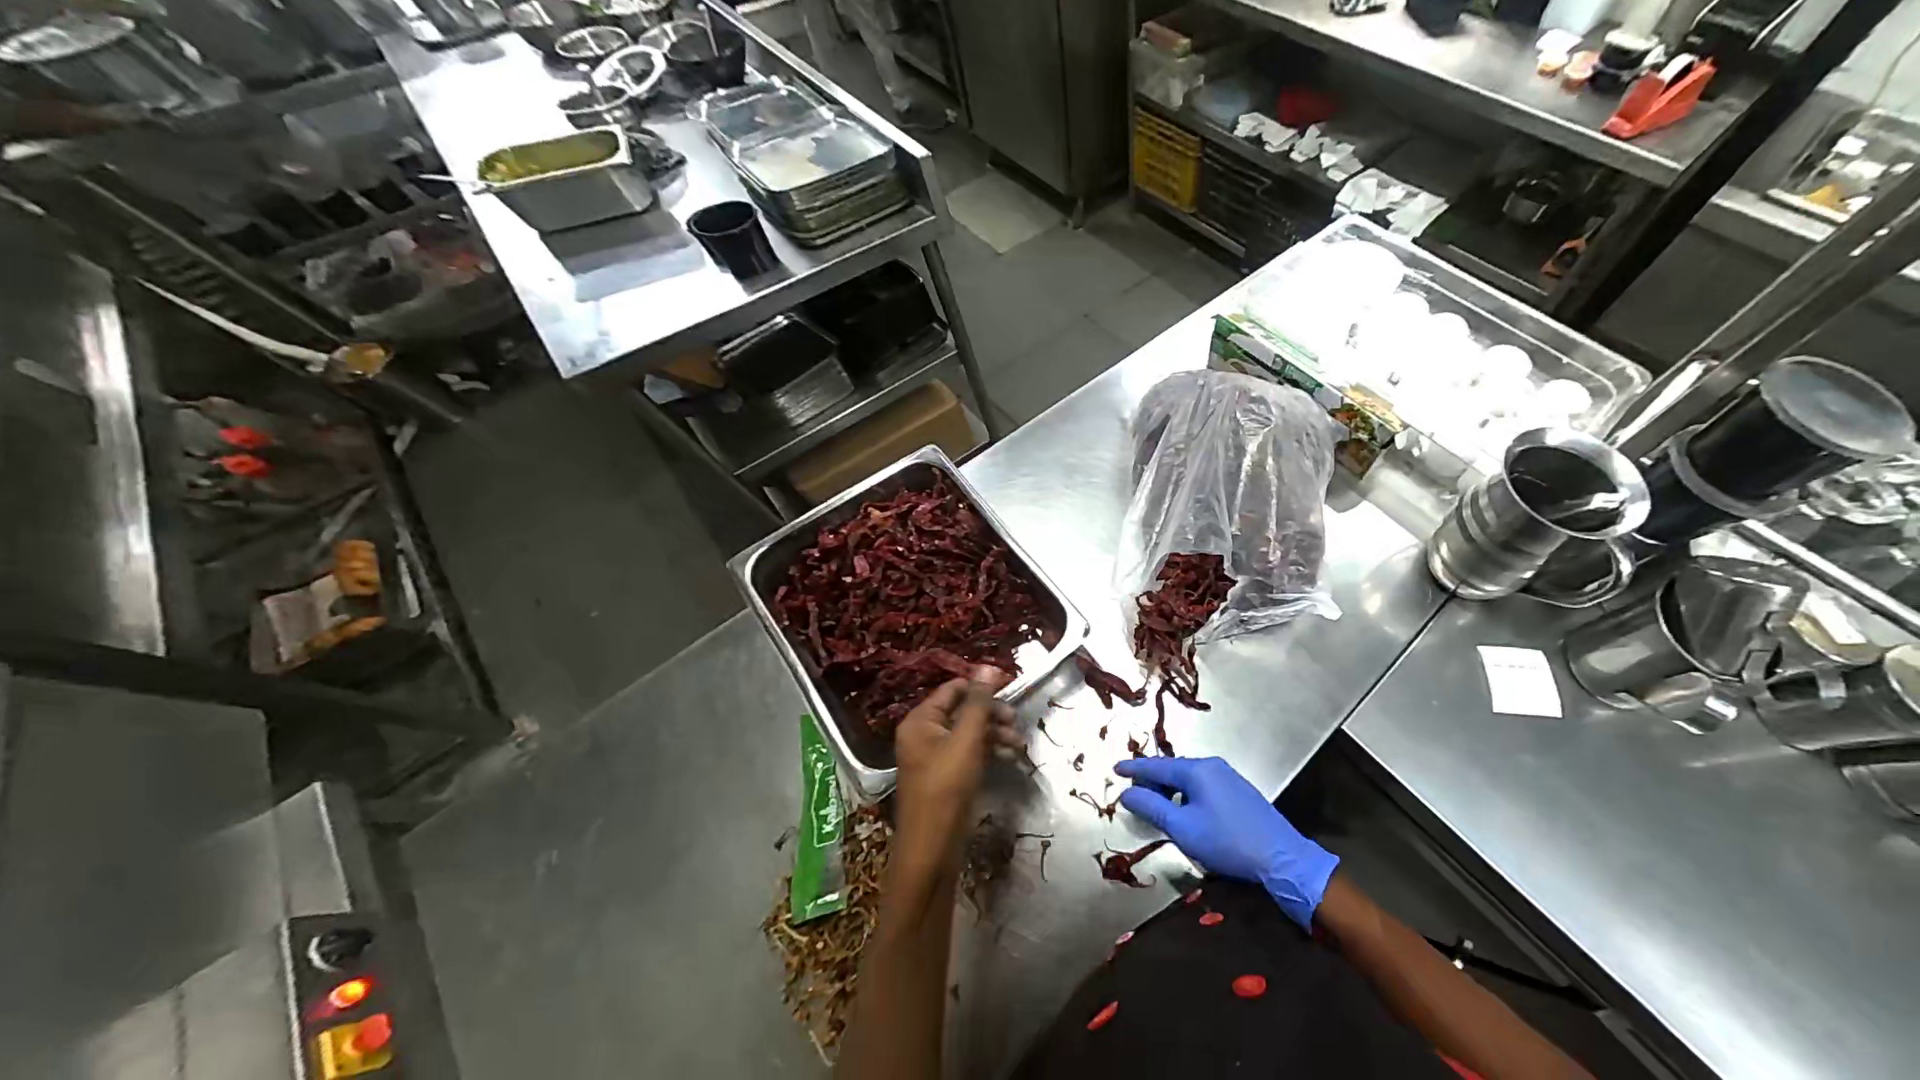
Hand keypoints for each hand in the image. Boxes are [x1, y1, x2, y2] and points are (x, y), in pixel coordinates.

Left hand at [892, 666, 1020, 872]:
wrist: (932, 847)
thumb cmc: (946, 788)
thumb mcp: (966, 741)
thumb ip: (979, 703)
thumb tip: (988, 665)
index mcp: (920, 720)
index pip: (954, 689)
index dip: (982, 686)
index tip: (1012, 689)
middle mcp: (924, 733)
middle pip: (962, 711)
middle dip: (992, 714)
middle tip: (1016, 722)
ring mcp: (935, 756)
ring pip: (969, 733)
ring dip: (995, 734)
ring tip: (1019, 744)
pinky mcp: (947, 776)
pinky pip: (969, 753)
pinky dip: (989, 751)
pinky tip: (1011, 757)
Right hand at [1115, 756, 1338, 928]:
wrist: (1282, 859)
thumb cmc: (1227, 842)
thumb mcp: (1181, 827)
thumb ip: (1151, 807)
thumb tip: (1126, 794)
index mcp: (1197, 769)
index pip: (1156, 765)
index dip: (1133, 769)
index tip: (1115, 769)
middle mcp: (1212, 766)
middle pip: (1172, 770)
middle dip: (1152, 783)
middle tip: (1135, 798)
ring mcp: (1229, 778)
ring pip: (1188, 780)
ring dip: (1170, 792)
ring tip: (1158, 810)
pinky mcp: (1240, 792)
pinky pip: (1203, 787)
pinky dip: (1186, 796)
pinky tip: (1185, 814)